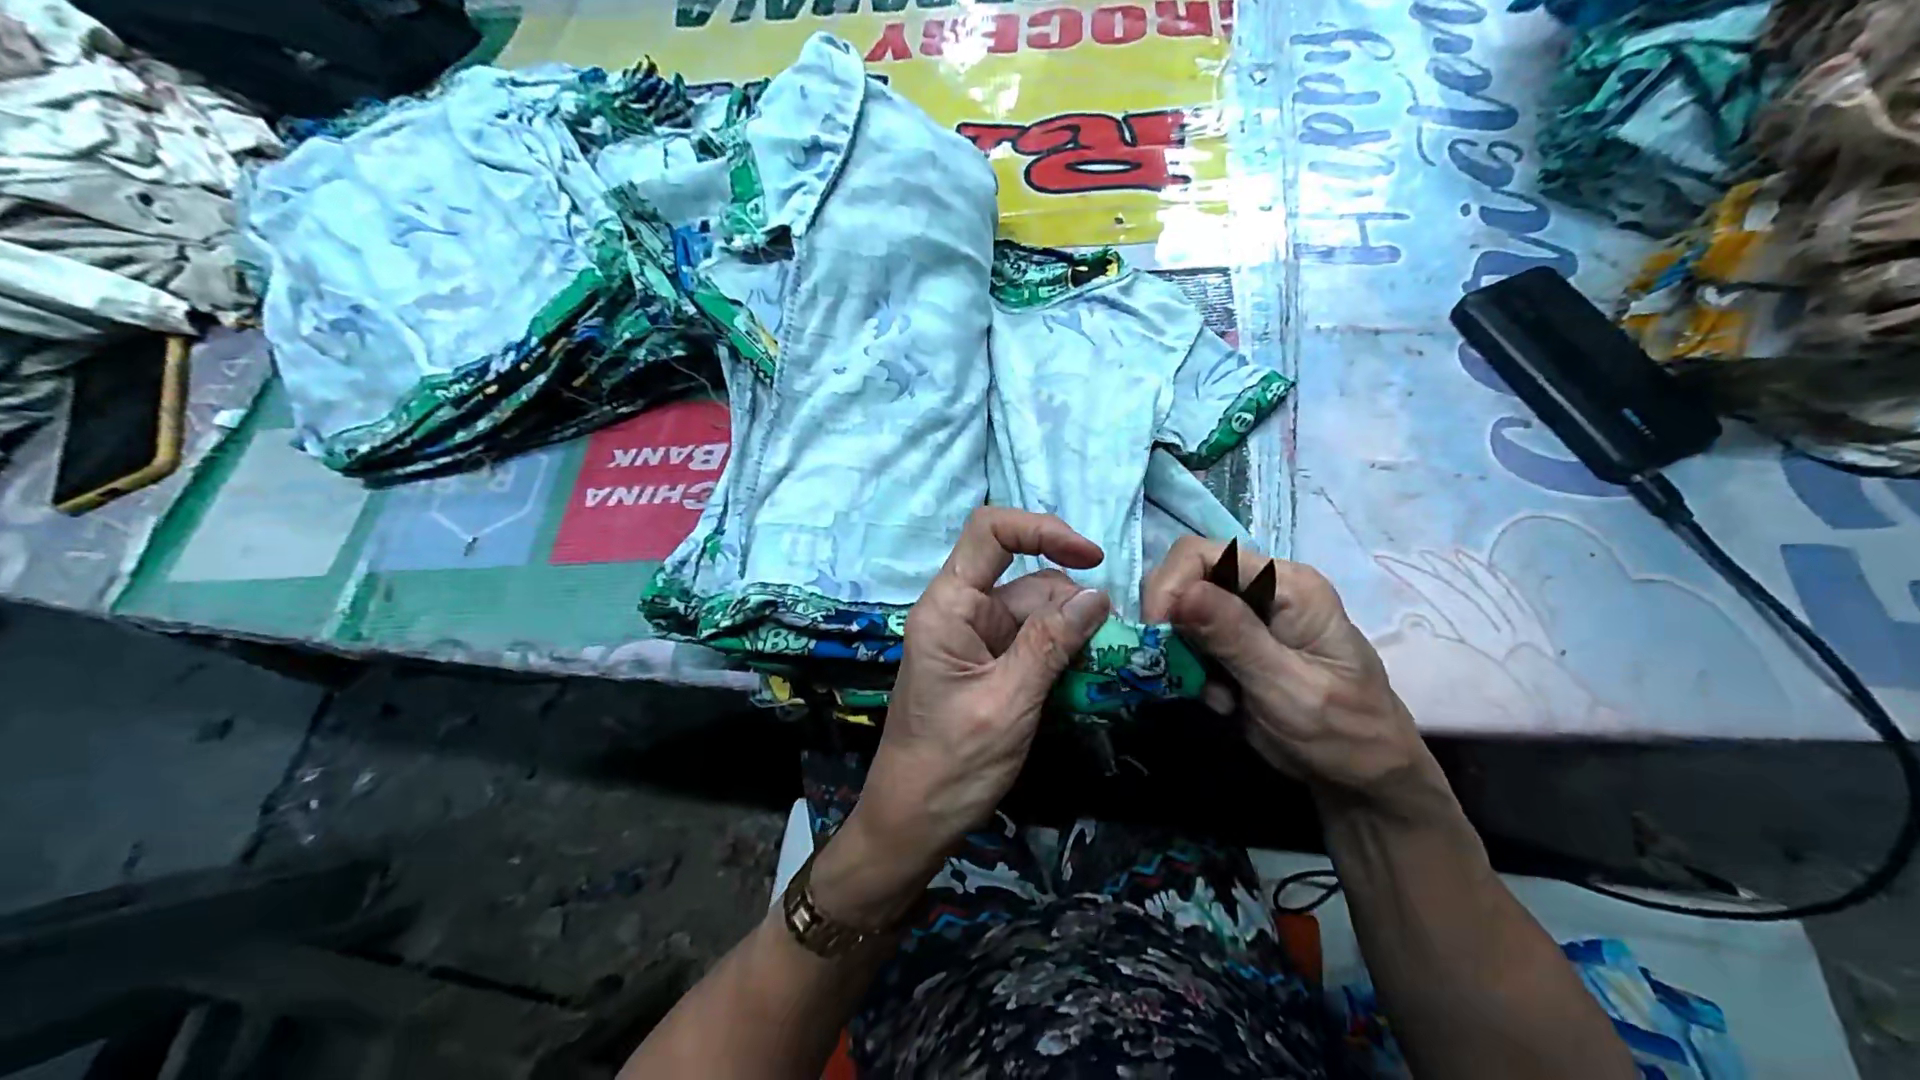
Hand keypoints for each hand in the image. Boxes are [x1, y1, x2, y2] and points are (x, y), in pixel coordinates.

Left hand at [811, 508, 1110, 927]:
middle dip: (1072, 605)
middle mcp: (962, 612)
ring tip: (1103, 669)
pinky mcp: (989, 666)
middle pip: (1026, 580)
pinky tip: (1086, 680)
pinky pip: (1034, 644)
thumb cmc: (950, 765)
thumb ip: (1051, 644)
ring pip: (1037, 614)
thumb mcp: (1008, 702)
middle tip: (1112, 645)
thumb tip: (1097, 595)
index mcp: (948, 607)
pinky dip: (1062, 656)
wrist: (915, 822)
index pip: (990, 532)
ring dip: (1073, 635)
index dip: (1042, 530)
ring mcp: (976, 640)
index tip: (1092, 558)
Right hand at [1143, 537, 1442, 814]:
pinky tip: (1223, 700)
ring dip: (1183, 654)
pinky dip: (1192, 671)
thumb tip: (1182, 592)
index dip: (1170, 585)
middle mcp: (1265, 589)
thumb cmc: (1341, 731)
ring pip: (1181, 612)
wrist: (1363, 776)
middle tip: (1181, 670)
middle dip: (1172, 623)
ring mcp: (1249, 615)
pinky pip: (1190, 642)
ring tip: (1216, 694)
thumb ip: (1235, 638)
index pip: (1204, 554)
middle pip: (1187, 578)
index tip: (1157, 633)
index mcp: (1288, 585)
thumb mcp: (1287, 687)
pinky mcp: (1234, 643)